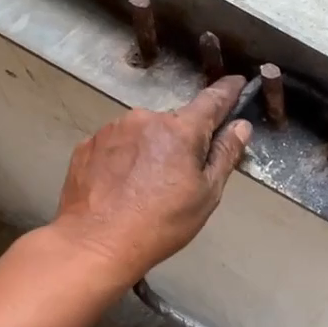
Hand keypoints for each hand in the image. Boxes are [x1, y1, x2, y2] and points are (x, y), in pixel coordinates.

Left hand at [45, 77, 251, 285]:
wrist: (95, 243)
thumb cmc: (160, 223)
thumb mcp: (206, 194)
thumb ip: (225, 155)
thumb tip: (240, 127)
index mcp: (181, 130)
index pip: (212, 100)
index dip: (228, 91)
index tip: (237, 83)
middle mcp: (146, 119)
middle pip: (175, 123)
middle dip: (183, 141)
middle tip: (181, 177)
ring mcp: (112, 129)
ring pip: (144, 133)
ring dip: (152, 150)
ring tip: (147, 187)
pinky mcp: (88, 145)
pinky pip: (117, 145)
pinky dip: (125, 159)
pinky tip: (123, 187)